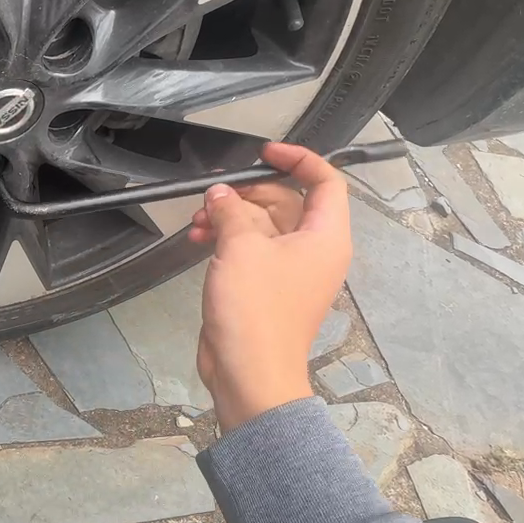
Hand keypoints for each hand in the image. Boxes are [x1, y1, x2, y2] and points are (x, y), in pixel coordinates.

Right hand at [186, 142, 351, 430]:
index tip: (263, 152)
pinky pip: (250, 250)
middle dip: (246, 194)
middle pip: (286, 203)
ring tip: (198, 220)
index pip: (326, 182)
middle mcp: (313, 250)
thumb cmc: (255, 307)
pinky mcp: (264, 286)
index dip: (298, 160)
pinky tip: (198, 239)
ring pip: (262, 226)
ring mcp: (288, 270)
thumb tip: (221, 192)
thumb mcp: (240, 247)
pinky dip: (226, 239)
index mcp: (326, 237)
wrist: (249, 370)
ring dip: (229, 217)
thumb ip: (231, 210)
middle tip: (212, 194)